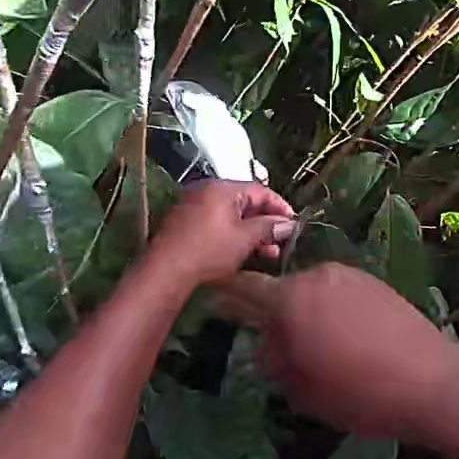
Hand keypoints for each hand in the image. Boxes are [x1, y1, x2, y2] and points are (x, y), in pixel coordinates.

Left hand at [146, 180, 295, 287]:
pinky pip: (217, 222)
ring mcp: (194, 205)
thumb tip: (289, 224)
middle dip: (266, 222)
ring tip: (268, 253)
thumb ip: (269, 227)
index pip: (260, 190)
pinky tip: (244, 252)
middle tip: (281, 241)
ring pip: (232, 215)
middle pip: (246, 202)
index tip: (293, 223)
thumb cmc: (209, 250)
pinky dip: (233, 234)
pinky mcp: (186, 222)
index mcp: (223, 188)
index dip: (280, 207)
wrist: (165, 270)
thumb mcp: (245, 238)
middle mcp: (207, 190)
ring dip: (252, 232)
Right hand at [214, 263, 458, 443]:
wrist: (433, 381)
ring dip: (306, 313)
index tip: (216, 304)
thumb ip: (276, 362)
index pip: (244, 286)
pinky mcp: (373, 281)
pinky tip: (349, 341)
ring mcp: (347, 276)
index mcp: (290, 300)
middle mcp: (316, 276)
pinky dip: (332, 310)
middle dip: (275, 317)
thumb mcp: (304, 391)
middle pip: (281, 291)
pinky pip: (337, 292)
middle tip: (283, 352)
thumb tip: (267, 346)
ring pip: (311, 292)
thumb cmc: (361, 393)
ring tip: (322, 351)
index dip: (226, 295)